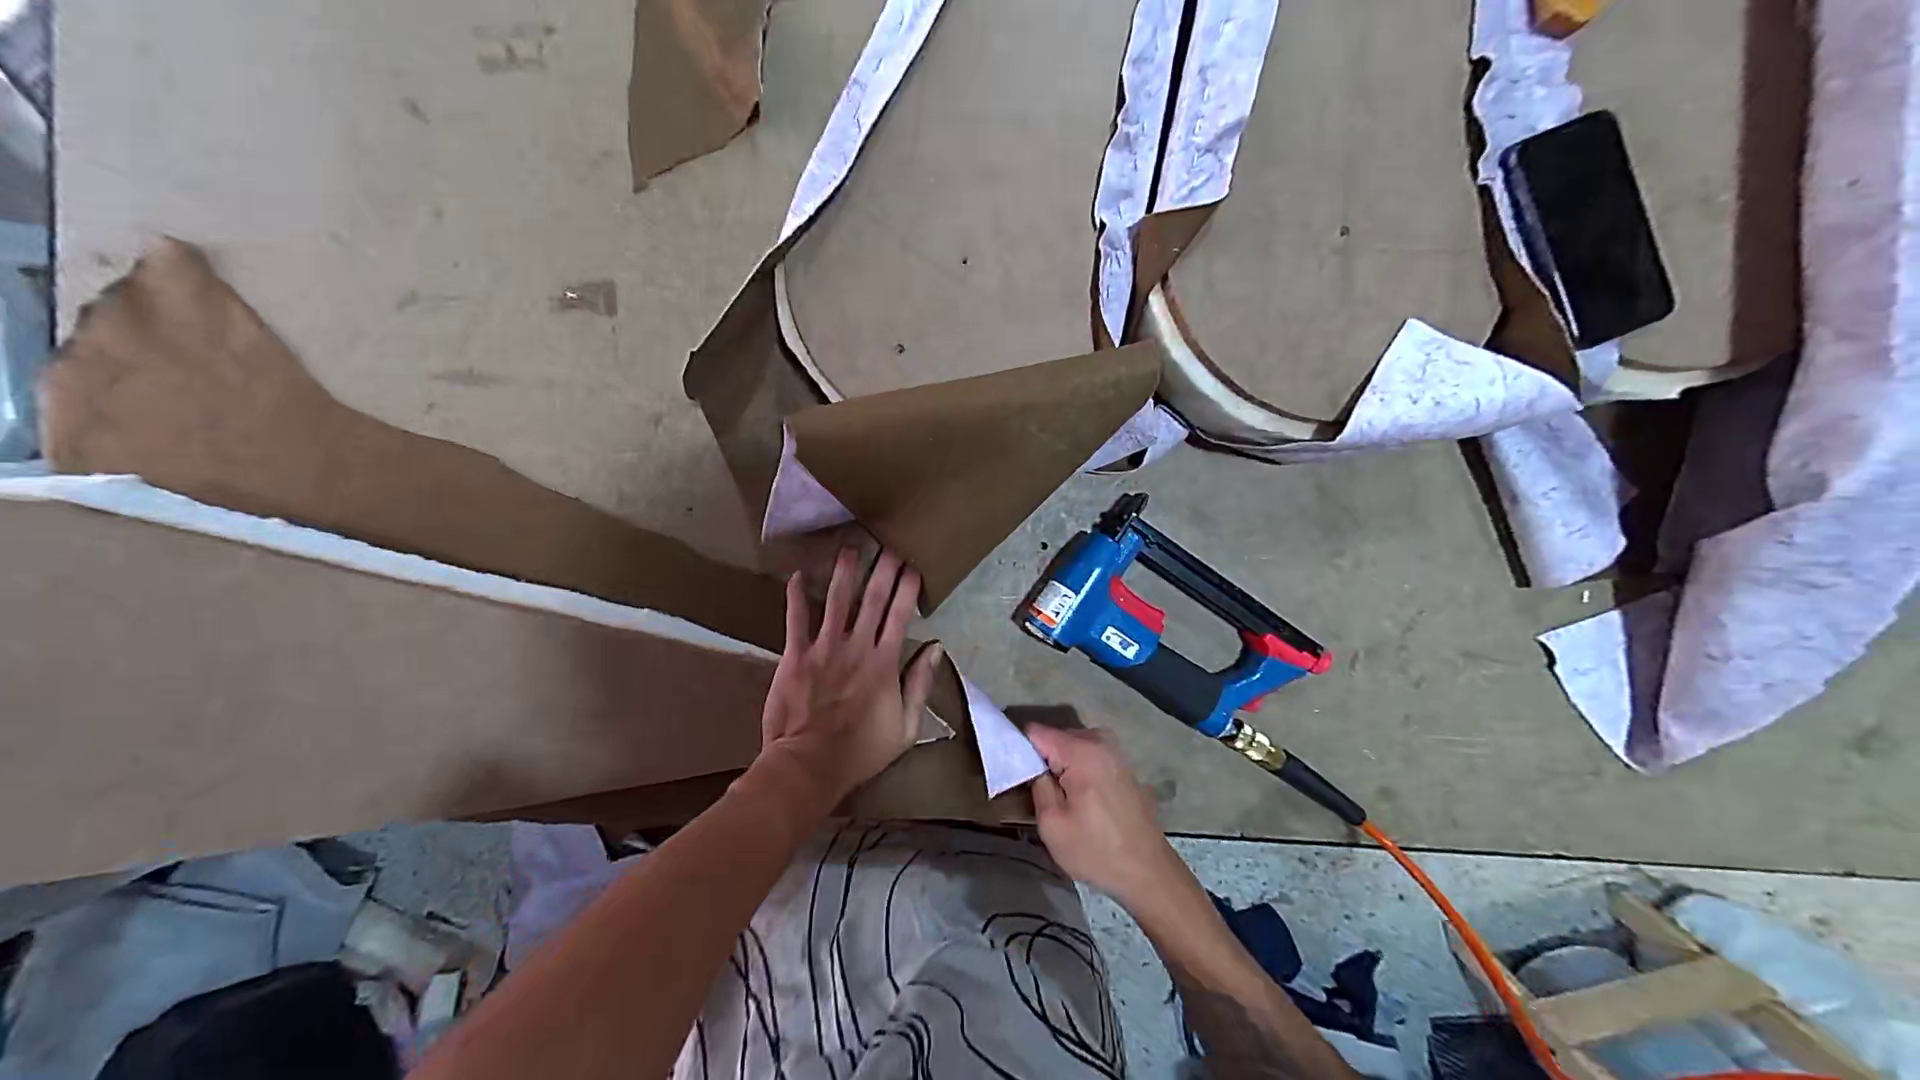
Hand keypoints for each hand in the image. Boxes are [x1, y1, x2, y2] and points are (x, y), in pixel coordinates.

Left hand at [756, 547, 944, 803]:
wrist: (810, 765)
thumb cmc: (862, 750)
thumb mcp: (905, 727)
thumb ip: (920, 685)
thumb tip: (936, 649)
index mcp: (885, 662)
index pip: (900, 614)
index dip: (907, 586)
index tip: (913, 563)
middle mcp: (857, 646)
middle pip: (873, 599)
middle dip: (883, 568)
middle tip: (889, 542)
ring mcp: (824, 648)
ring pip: (836, 601)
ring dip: (844, 573)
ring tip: (849, 548)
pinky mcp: (796, 656)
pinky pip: (796, 620)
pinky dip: (796, 597)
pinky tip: (796, 575)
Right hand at [1025, 725, 1184, 907]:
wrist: (1148, 872)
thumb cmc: (1096, 851)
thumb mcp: (1051, 824)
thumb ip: (1037, 783)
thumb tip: (1030, 763)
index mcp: (1082, 752)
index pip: (1036, 731)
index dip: (1020, 748)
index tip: (1014, 772)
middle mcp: (1101, 741)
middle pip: (1055, 736)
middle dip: (1043, 758)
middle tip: (1038, 791)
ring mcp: (1116, 752)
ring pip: (1072, 745)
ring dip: (1061, 764)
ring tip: (1059, 797)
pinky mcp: (1123, 765)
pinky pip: (1089, 755)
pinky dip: (1079, 769)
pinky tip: (1081, 798)